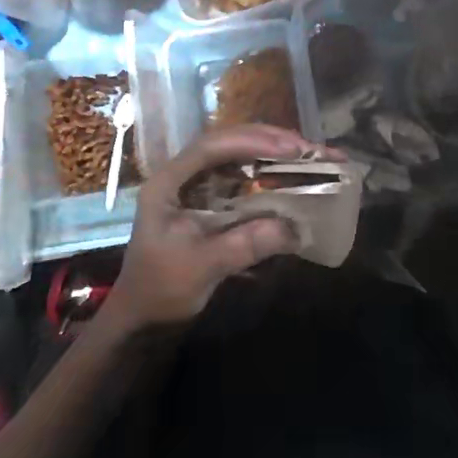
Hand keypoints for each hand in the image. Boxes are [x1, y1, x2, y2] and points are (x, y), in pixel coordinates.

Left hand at [99, 124, 314, 332]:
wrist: (145, 317)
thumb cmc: (162, 289)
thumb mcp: (202, 268)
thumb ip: (244, 245)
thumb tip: (293, 228)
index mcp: (169, 182)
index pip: (212, 147)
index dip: (253, 142)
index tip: (291, 150)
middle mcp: (186, 174)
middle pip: (231, 142)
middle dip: (273, 141)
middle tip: (310, 150)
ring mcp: (202, 185)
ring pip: (242, 154)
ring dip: (277, 151)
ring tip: (312, 156)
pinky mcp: (217, 198)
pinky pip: (248, 174)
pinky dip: (275, 170)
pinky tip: (298, 173)